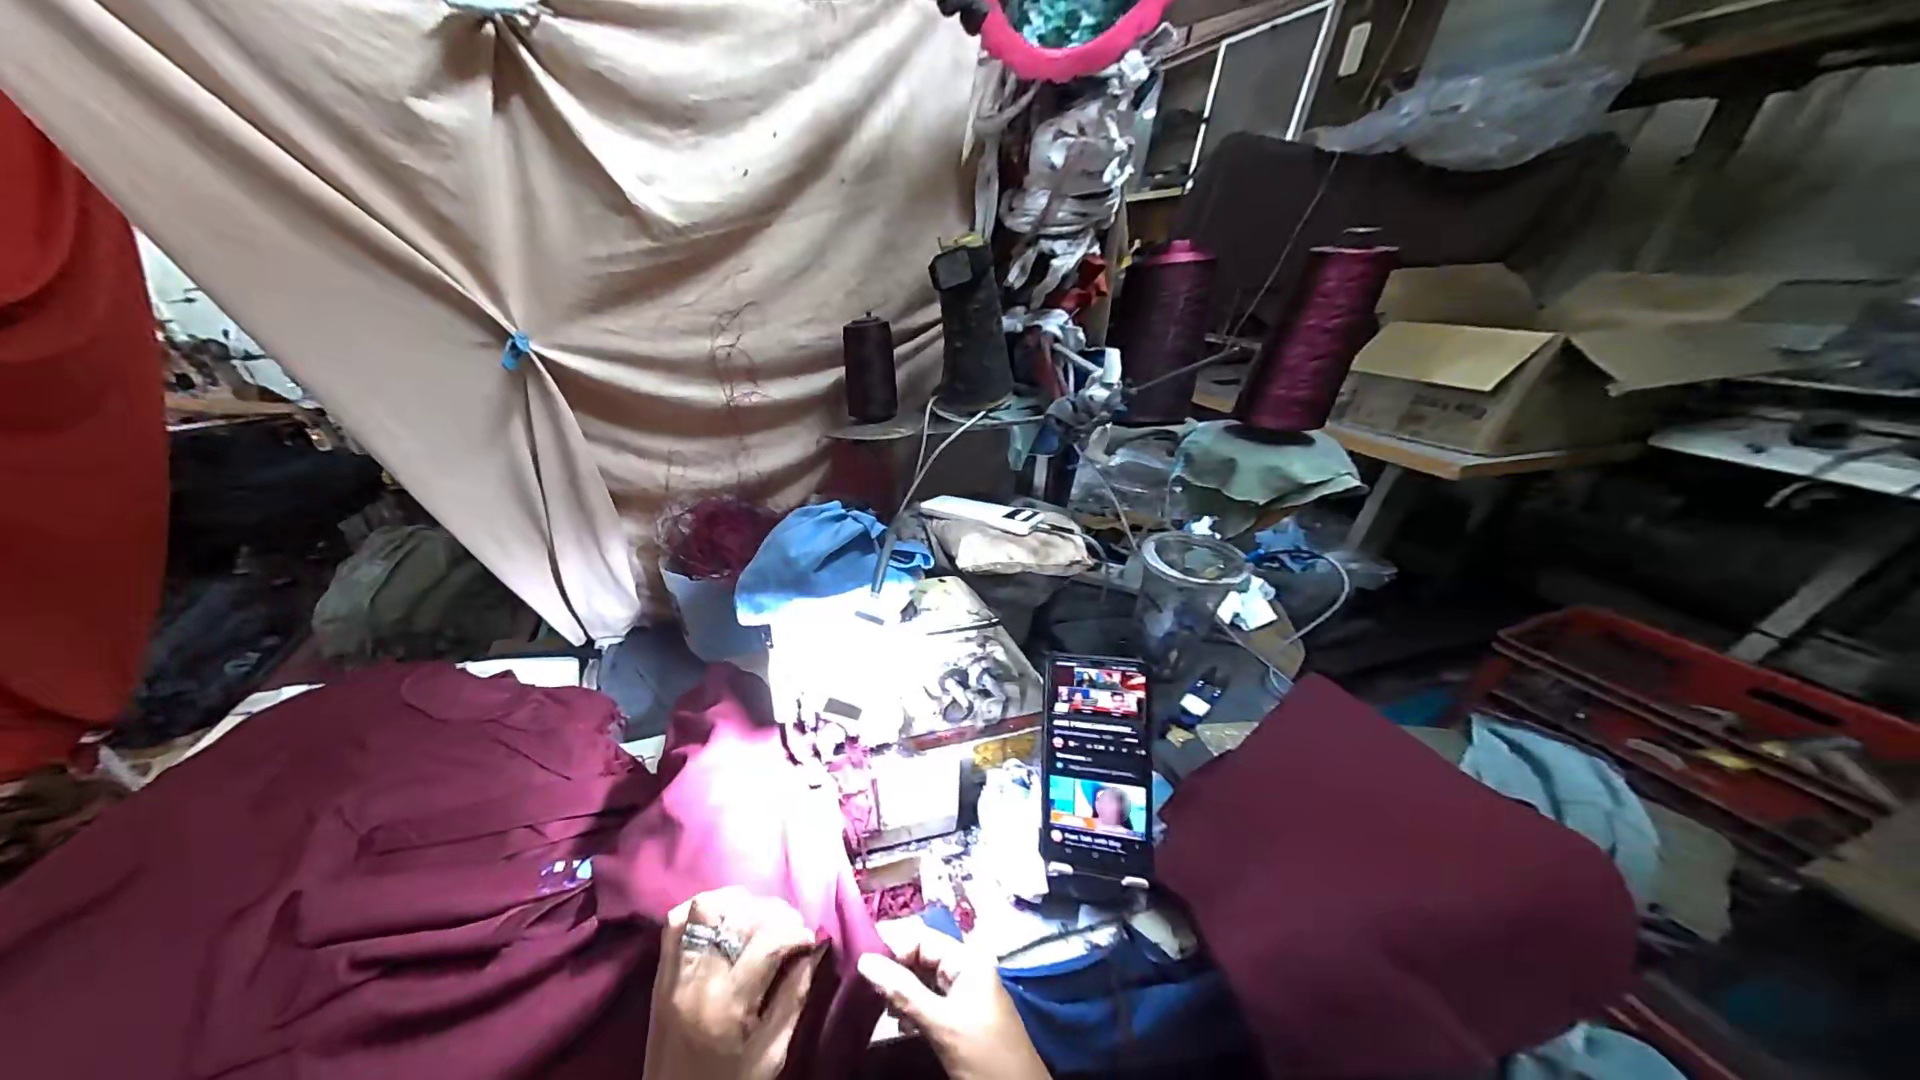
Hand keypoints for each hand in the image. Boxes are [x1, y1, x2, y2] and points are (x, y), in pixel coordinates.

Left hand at [644, 887, 822, 1079]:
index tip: (810, 941)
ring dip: (740, 902)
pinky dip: (706, 909)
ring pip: (705, 907)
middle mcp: (695, 980)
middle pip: (738, 915)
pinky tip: (727, 917)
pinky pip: (676, 920)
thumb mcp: (772, 1054)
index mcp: (726, 1005)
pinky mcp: (660, 972)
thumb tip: (816, 949)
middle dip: (774, 912)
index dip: (797, 931)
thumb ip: (794, 996)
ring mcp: (672, 973)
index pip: (767, 939)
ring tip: (760, 918)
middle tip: (790, 926)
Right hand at [857, 919, 1049, 1079]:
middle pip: (921, 956)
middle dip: (894, 970)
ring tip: (881, 1008)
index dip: (892, 947)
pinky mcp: (960, 1017)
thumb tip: (864, 960)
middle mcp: (965, 968)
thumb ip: (903, 992)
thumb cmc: (983, 1056)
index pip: (922, 938)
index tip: (860, 964)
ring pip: (923, 980)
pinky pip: (930, 1001)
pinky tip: (899, 1023)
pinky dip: (912, 1008)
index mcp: (967, 959)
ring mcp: (964, 993)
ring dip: (901, 991)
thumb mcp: (941, 1024)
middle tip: (864, 988)